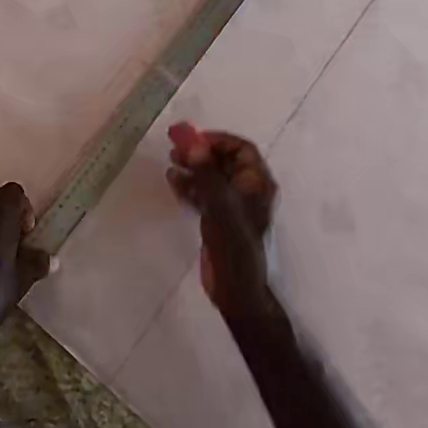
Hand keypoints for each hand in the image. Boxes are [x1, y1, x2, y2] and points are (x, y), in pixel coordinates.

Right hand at [168, 122, 277, 318]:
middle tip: (175, 148)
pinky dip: (190, 185)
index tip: (193, 139)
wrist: (235, 288)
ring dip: (192, 167)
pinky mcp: (219, 220)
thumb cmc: (233, 243)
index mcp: (257, 183)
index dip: (217, 140)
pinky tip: (172, 181)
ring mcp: (233, 206)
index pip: (241, 149)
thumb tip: (191, 143)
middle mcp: (248, 190)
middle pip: (224, 161)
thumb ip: (205, 172)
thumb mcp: (220, 204)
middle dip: (200, 152)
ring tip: (171, 161)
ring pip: (212, 177)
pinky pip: (204, 194)